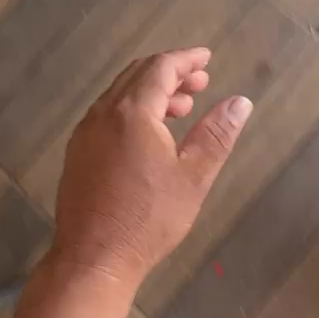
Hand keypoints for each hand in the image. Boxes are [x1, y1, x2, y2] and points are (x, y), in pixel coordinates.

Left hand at [49, 48, 252, 286]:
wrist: (93, 258)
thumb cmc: (149, 219)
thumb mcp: (193, 177)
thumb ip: (216, 135)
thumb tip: (240, 101)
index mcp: (132, 112)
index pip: (160, 68)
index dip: (186, 59)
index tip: (207, 59)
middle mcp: (103, 112)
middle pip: (137, 74)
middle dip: (170, 72)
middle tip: (200, 84)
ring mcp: (85, 131)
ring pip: (120, 93)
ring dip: (151, 91)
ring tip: (181, 109)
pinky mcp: (77, 150)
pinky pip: (107, 112)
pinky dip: (132, 108)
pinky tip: (149, 133)